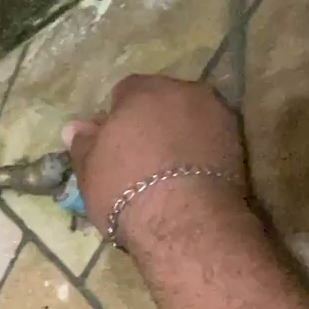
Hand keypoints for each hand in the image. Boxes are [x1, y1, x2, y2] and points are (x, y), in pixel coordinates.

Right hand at [63, 75, 246, 249]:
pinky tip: (187, 176)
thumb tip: (74, 127)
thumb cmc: (124, 191)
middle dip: (150, 120)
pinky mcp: (235, 136)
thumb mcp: (90, 173)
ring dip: (176, 133)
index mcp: (140, 93)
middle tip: (138, 156)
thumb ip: (83, 145)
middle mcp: (180, 90)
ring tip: (166, 169)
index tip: (112, 143)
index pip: (125, 91)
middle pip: (161, 99)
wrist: (181, 217)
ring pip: (187, 115)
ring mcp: (213, 110)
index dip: (116, 116)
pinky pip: (208, 135)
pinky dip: (198, 148)